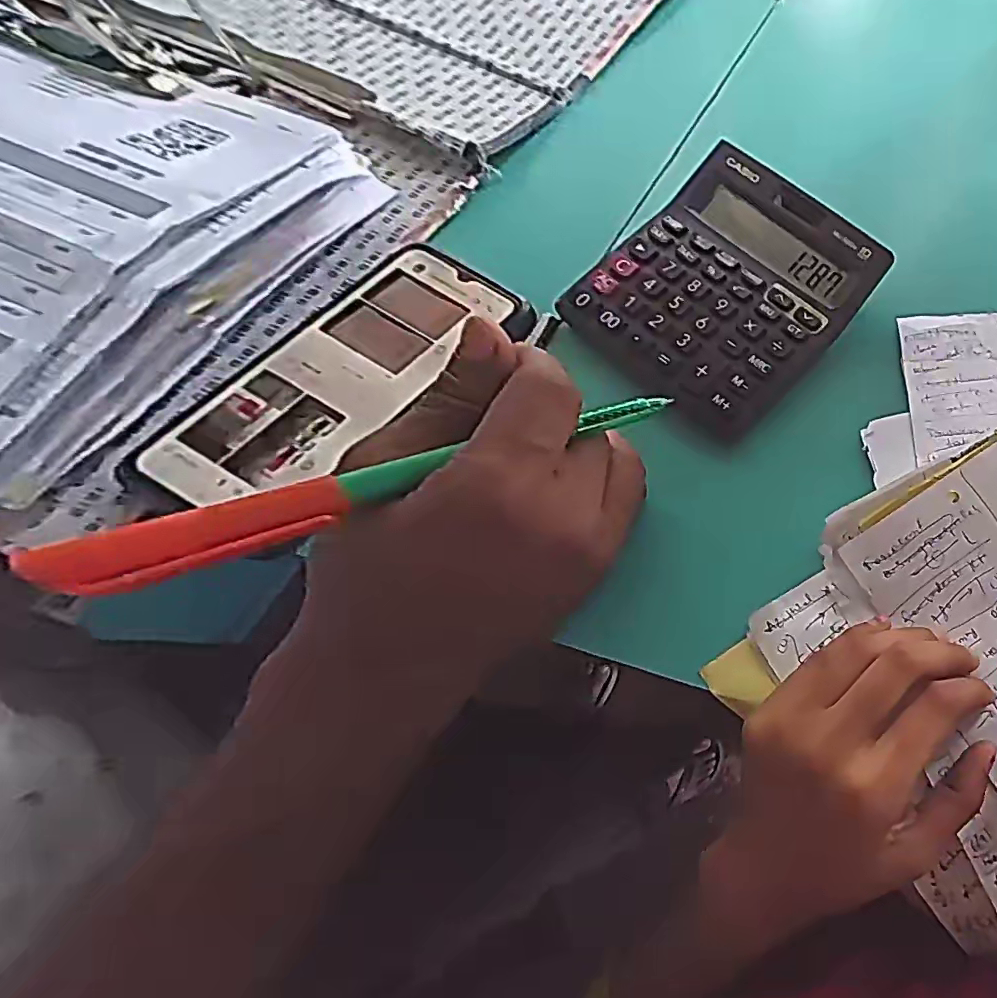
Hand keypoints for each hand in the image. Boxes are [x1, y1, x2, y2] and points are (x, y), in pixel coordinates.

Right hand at [259, 319, 646, 729]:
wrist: (397, 665)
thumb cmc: (368, 567)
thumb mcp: (382, 468)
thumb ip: (450, 398)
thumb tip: (494, 332)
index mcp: (500, 484)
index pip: (553, 392)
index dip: (529, 368)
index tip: (501, 372)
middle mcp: (566, 513)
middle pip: (587, 423)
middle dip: (547, 415)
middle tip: (496, 437)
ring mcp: (597, 545)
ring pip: (617, 457)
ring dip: (579, 448)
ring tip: (523, 469)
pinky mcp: (609, 565)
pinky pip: (628, 495)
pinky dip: (599, 480)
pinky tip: (550, 495)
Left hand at [700, 622, 996, 950]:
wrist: (757, 874)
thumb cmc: (843, 870)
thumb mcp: (914, 856)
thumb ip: (959, 801)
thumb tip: (985, 745)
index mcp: (874, 788)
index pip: (933, 708)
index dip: (968, 689)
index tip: (982, 690)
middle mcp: (832, 745)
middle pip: (899, 665)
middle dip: (943, 653)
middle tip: (964, 659)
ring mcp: (794, 720)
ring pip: (861, 648)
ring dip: (906, 637)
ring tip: (931, 644)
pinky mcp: (771, 708)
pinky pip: (824, 654)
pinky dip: (863, 637)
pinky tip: (887, 637)